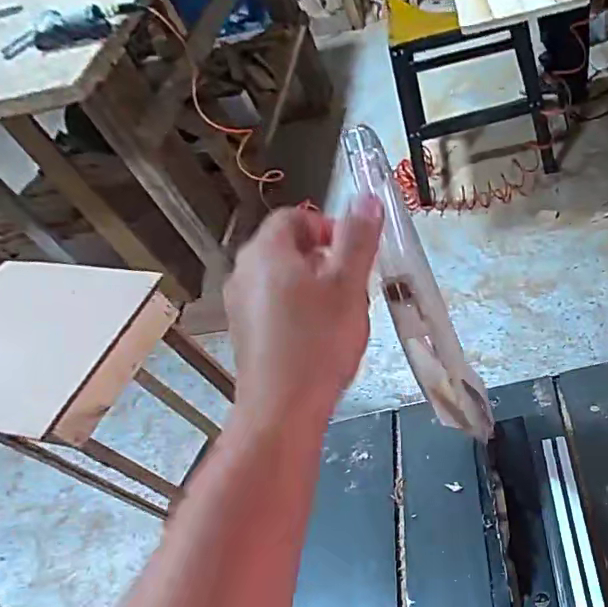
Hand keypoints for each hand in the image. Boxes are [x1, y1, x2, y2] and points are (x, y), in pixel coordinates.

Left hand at [223, 196, 382, 427]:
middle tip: (354, 290)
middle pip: (290, 250)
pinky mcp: (245, 335)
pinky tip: (318, 343)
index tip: (356, 255)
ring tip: (340, 321)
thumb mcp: (349, 285)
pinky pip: (276, 311)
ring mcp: (240, 305)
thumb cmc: (317, 344)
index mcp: (267, 250)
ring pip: (284, 282)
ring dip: (315, 291)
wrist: (281, 408)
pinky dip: (299, 317)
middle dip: (326, 263)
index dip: (331, 228)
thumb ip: (358, 238)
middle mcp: (245, 271)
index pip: (298, 216)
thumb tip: (367, 198)